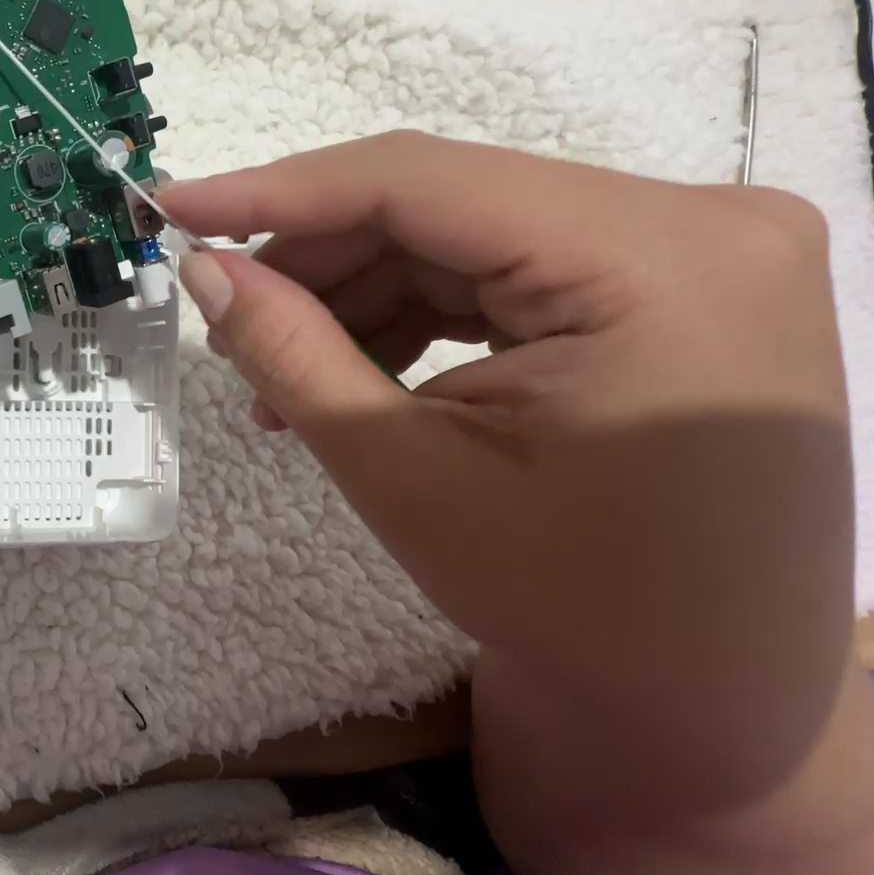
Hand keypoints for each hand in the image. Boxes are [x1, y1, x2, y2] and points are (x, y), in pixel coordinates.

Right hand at [160, 133, 873, 874]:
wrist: (700, 693)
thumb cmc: (563, 599)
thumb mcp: (400, 470)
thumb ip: (289, 352)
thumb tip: (199, 268)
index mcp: (656, 260)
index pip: (420, 181)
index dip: (276, 190)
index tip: (173, 204)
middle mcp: (694, 225)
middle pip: (437, 207)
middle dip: (311, 265)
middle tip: (222, 325)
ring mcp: (683, 254)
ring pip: (453, 239)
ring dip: (349, 299)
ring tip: (274, 378)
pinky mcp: (660, 289)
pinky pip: (491, 274)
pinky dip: (403, 318)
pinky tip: (347, 377)